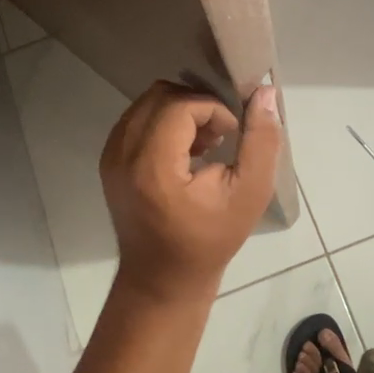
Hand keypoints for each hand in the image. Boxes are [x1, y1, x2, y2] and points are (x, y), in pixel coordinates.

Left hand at [100, 82, 281, 305]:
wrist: (163, 279)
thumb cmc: (210, 240)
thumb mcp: (249, 194)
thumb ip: (261, 142)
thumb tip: (264, 92)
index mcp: (152, 166)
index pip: (181, 105)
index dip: (213, 109)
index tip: (232, 134)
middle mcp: (122, 154)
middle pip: (161, 96)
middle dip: (196, 105)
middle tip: (220, 136)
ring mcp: (111, 157)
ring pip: (147, 103)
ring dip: (180, 112)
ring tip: (203, 144)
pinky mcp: (109, 161)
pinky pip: (136, 119)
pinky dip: (162, 122)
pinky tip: (183, 152)